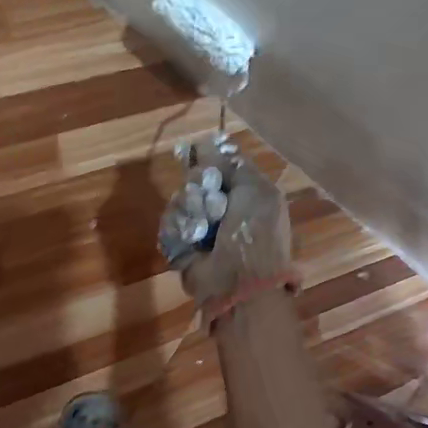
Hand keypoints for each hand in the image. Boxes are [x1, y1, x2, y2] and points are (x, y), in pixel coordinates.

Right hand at [159, 135, 292, 305]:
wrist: (239, 283)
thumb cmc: (255, 235)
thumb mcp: (256, 191)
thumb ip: (234, 166)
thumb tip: (210, 144)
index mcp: (247, 195)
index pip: (219, 167)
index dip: (209, 159)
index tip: (197, 152)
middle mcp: (223, 209)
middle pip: (196, 180)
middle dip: (198, 187)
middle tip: (209, 202)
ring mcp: (201, 228)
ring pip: (181, 200)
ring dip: (189, 209)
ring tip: (200, 227)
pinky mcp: (181, 244)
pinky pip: (170, 222)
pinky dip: (178, 227)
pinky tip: (190, 238)